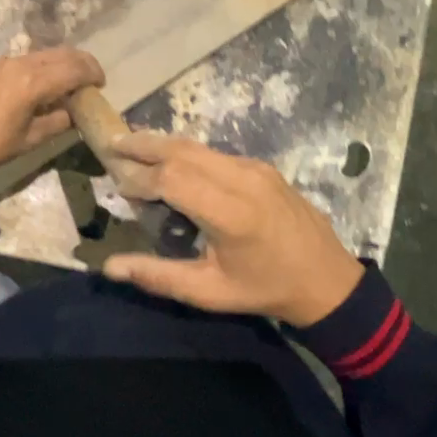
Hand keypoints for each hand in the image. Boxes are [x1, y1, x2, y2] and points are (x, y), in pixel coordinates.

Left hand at [0, 49, 105, 171]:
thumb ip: (58, 121)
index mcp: (34, 82)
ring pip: (46, 53)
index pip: (75, 69)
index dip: (93, 75)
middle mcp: (22, 64)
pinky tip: (43, 85)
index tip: (101, 86)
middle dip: (82, 64)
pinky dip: (44, 66)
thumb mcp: (31, 139)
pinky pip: (29, 58)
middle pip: (63, 54)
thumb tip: (72, 112)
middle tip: (91, 81)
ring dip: (63, 63)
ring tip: (69, 84)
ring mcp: (6, 62)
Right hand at [101, 132, 364, 325]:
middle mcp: (243, 181)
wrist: (327, 280)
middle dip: (142, 146)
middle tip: (110, 144)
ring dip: (162, 144)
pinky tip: (167, 161)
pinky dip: (184, 153)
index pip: (171, 180)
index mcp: (230, 213)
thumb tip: (110, 268)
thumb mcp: (208, 292)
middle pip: (182, 151)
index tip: (114, 184)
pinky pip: (215, 153)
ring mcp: (255, 170)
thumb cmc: (264, 290)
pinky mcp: (262, 168)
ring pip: (198, 147)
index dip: (137, 179)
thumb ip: (157, 276)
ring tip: (130, 145)